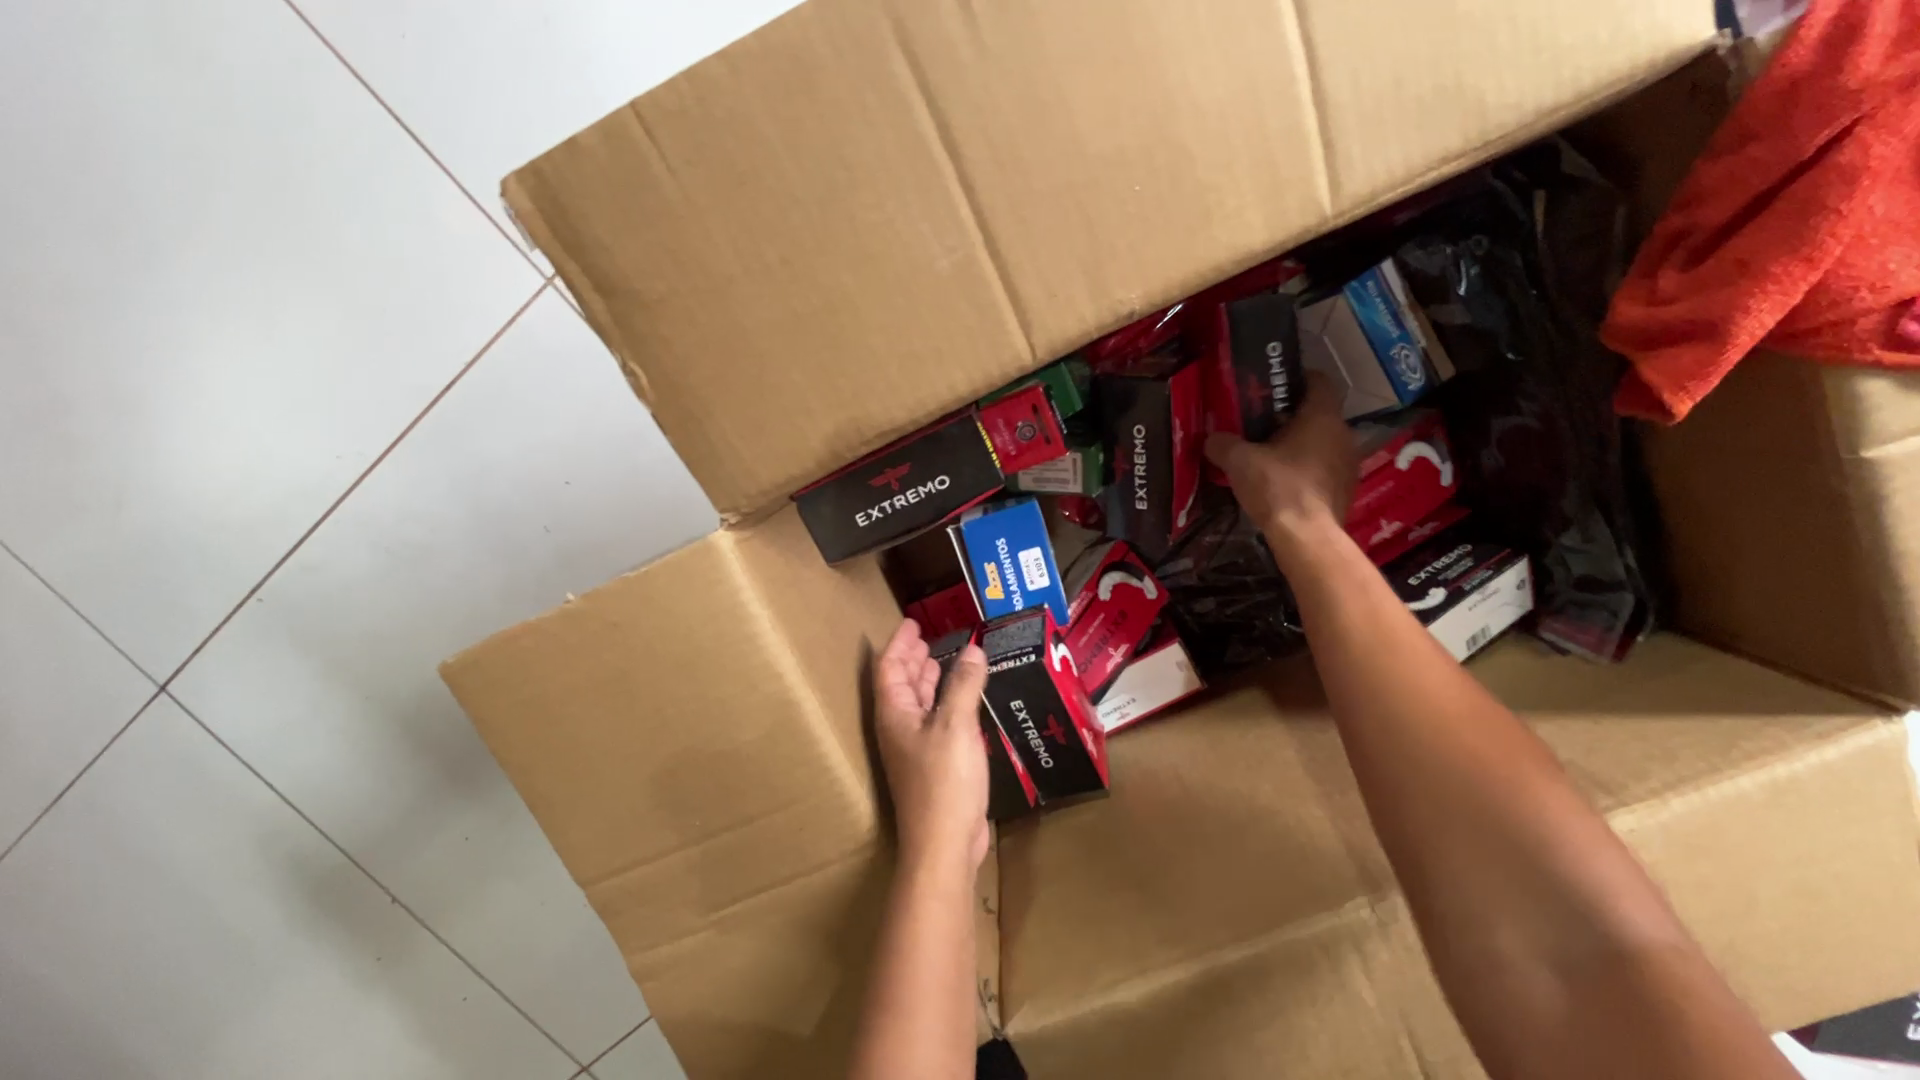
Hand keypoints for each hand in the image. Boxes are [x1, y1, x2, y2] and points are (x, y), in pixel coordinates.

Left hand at [873, 619, 991, 871]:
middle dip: (912, 659)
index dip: (899, 643)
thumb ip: (963, 685)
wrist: (943, 844)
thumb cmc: (943, 782)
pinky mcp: (935, 766)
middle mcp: (900, 729)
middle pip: (901, 685)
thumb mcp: (956, 726)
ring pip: (919, 705)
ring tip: (943, 661)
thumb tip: (973, 649)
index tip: (912, 622)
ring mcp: (916, 750)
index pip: (889, 668)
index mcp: (895, 714)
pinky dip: (947, 705)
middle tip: (928, 638)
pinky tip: (965, 702)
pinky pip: (937, 723)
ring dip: (928, 681)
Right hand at [1205, 371, 1356, 539]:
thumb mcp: (1239, 461)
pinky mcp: (1346, 489)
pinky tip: (1284, 484)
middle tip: (1261, 425)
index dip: (1297, 378)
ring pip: (1322, 442)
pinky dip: (1307, 470)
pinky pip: (1324, 468)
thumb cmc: (1277, 487)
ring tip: (1270, 456)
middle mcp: (1343, 434)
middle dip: (1291, 416)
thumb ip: (1222, 443)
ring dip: (1300, 445)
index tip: (1274, 387)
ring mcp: (1349, 463)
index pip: (1319, 380)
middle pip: (1318, 414)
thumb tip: (1211, 439)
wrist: (1306, 537)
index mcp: (1322, 416)